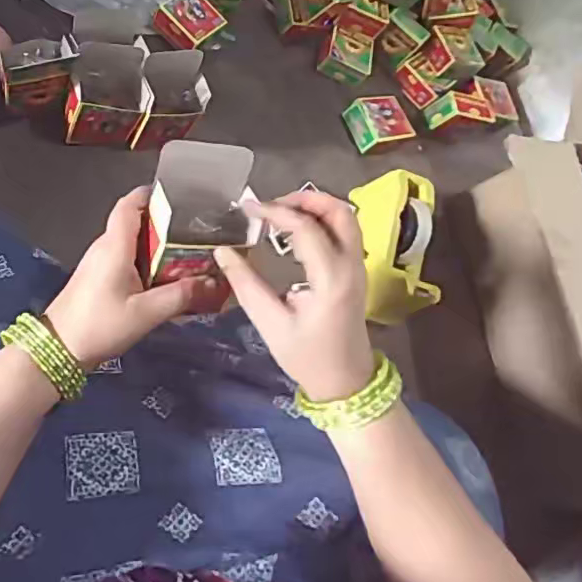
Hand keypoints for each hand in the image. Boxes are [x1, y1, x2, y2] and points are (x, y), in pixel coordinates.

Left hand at [45, 186, 215, 367]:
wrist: (58, 349)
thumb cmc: (100, 324)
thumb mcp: (146, 313)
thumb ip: (181, 295)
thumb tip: (214, 283)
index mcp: (115, 245)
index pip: (130, 204)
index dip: (151, 194)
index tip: (179, 198)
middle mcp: (105, 246)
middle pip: (135, 221)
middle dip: (164, 224)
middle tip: (195, 233)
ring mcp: (98, 261)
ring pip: (131, 242)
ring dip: (156, 245)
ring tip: (187, 254)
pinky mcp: (97, 277)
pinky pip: (125, 258)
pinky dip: (145, 261)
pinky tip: (164, 277)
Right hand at [215, 190, 376, 400]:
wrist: (346, 382)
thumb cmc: (307, 356)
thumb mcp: (270, 323)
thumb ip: (246, 284)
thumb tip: (223, 251)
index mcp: (330, 279)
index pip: (306, 228)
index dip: (275, 211)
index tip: (247, 208)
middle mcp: (351, 266)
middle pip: (339, 211)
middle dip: (305, 199)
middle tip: (271, 204)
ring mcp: (358, 267)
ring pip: (346, 218)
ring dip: (316, 207)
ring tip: (281, 213)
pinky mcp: (356, 270)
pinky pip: (345, 232)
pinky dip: (322, 220)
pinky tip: (295, 231)